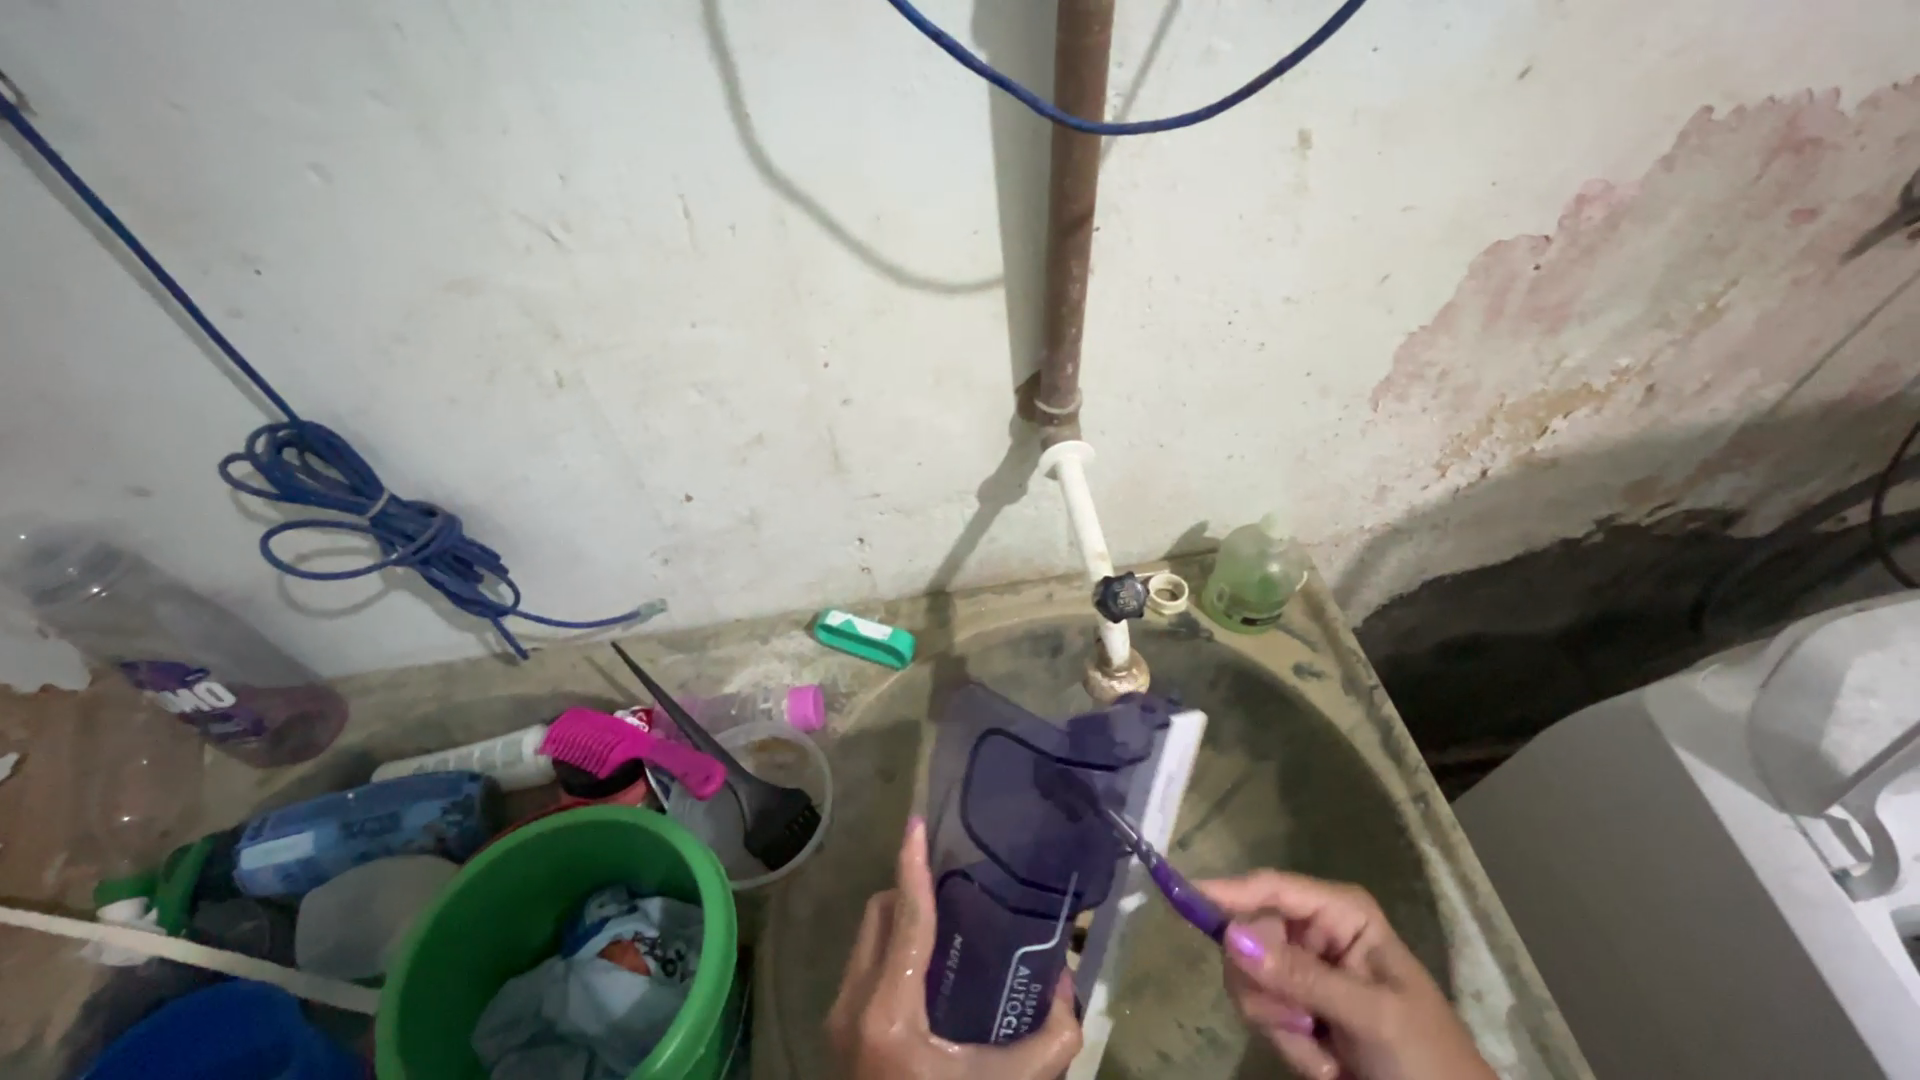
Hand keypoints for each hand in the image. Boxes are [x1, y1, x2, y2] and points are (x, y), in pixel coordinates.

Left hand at [828, 816, 1082, 1079]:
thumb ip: (1051, 1041)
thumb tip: (1071, 986)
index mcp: (889, 1013)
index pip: (905, 919)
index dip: (912, 866)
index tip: (916, 821)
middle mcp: (853, 1004)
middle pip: (878, 916)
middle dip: (910, 888)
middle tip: (954, 880)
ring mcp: (839, 1018)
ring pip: (867, 939)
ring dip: (901, 919)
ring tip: (946, 919)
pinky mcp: (839, 1032)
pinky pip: (865, 965)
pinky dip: (892, 949)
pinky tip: (928, 965)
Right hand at [1200, 871, 1494, 1079]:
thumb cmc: (1427, 1056)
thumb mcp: (1372, 1015)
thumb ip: (1303, 976)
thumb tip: (1232, 936)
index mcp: (1340, 913)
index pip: (1271, 889)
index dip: (1227, 891)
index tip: (1182, 897)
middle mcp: (1313, 932)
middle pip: (1248, 936)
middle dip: (1267, 988)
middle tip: (1299, 1022)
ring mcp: (1301, 970)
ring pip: (1247, 978)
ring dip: (1279, 1024)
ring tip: (1323, 1052)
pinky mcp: (1293, 1006)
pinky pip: (1258, 1011)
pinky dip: (1286, 1044)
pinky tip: (1325, 1063)